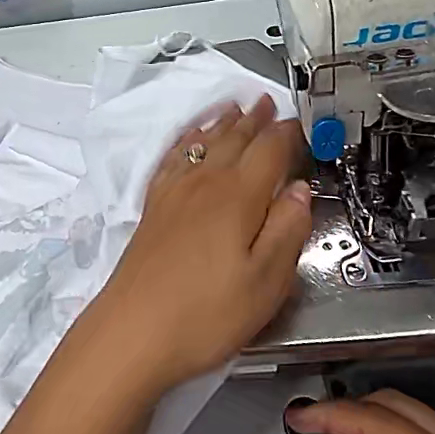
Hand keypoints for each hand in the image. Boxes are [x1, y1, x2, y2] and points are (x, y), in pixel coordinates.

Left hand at [77, 95, 310, 393]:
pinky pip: (173, 158)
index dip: (289, 134)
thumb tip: (299, 189)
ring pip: (204, 143)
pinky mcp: (153, 207)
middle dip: (255, 119)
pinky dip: (187, 141)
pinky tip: (190, 140)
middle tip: (267, 102)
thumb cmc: (207, 313)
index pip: (270, 151)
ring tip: (235, 108)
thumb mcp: (266, 282)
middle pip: (234, 139)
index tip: (302, 124)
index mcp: (238, 196)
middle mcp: (205, 183)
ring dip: (222, 123)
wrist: (133, 331)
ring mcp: (174, 192)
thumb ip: (287, 229)